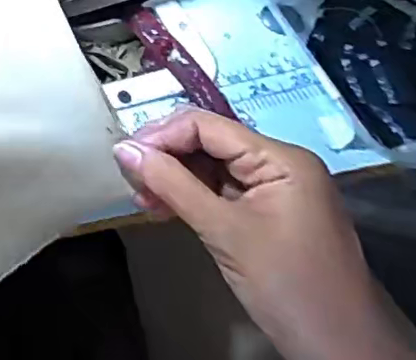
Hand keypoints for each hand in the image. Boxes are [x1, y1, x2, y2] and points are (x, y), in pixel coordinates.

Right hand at [112, 110, 415, 359]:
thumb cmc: (292, 291)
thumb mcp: (226, 233)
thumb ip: (173, 185)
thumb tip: (123, 148)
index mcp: (280, 158)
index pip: (206, 125)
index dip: (162, 135)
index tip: (126, 156)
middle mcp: (279, 163)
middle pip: (207, 142)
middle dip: (166, 158)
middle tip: (131, 180)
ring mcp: (275, 189)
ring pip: (209, 166)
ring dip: (173, 179)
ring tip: (143, 198)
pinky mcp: (269, 214)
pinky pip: (220, 190)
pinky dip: (190, 197)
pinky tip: (165, 208)